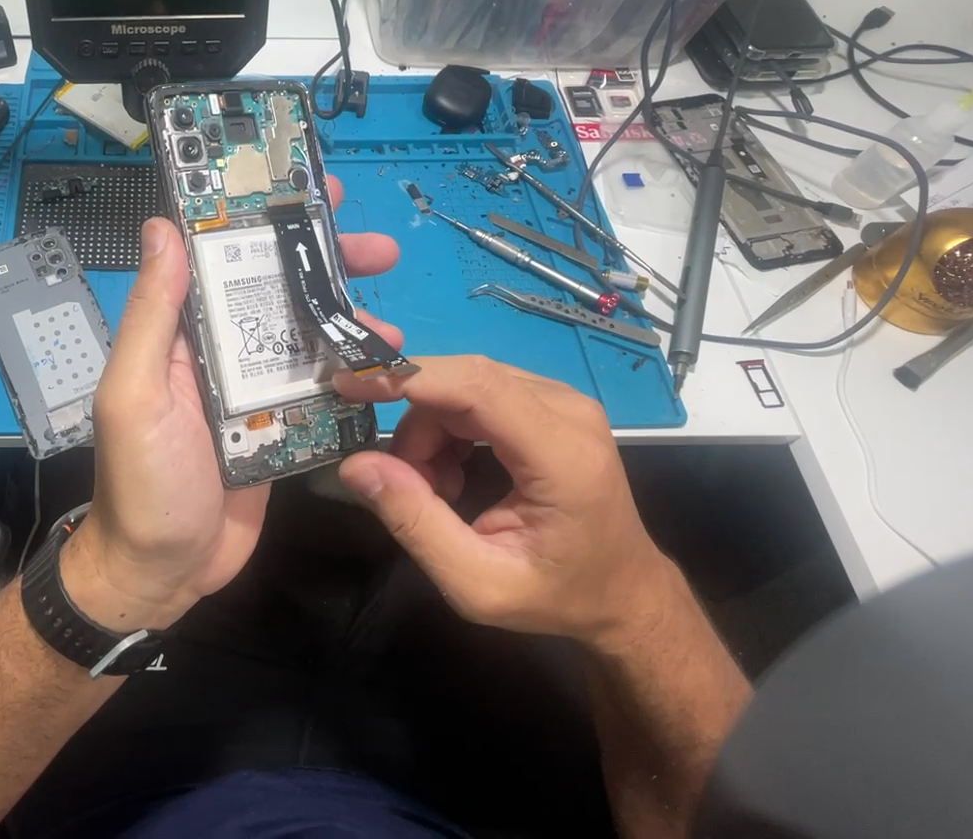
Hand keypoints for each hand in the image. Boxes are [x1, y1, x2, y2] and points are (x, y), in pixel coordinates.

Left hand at [67, 176, 401, 632]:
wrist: (164, 570)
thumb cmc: (143, 481)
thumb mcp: (136, 391)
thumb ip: (154, 313)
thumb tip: (163, 226)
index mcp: (182, 331)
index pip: (221, 256)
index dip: (260, 218)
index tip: (306, 190)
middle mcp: (220, 350)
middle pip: (277, 289)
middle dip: (324, 263)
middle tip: (376, 247)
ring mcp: (255, 388)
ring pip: (310, 336)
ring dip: (350, 320)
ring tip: (389, 324)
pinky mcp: (283, 426)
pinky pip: (323, 388)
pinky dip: (355, 374)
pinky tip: (387, 367)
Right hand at [331, 356, 678, 652]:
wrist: (623, 592)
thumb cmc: (555, 595)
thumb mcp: (477, 585)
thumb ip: (415, 524)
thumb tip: (355, 464)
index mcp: (562, 455)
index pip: (476, 387)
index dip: (408, 376)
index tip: (349, 385)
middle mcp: (568, 410)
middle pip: (462, 379)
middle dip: (412, 420)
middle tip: (398, 477)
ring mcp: (563, 399)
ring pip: (462, 383)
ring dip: (429, 430)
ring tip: (437, 490)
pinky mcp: (550, 400)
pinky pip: (476, 392)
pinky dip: (447, 427)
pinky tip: (454, 472)